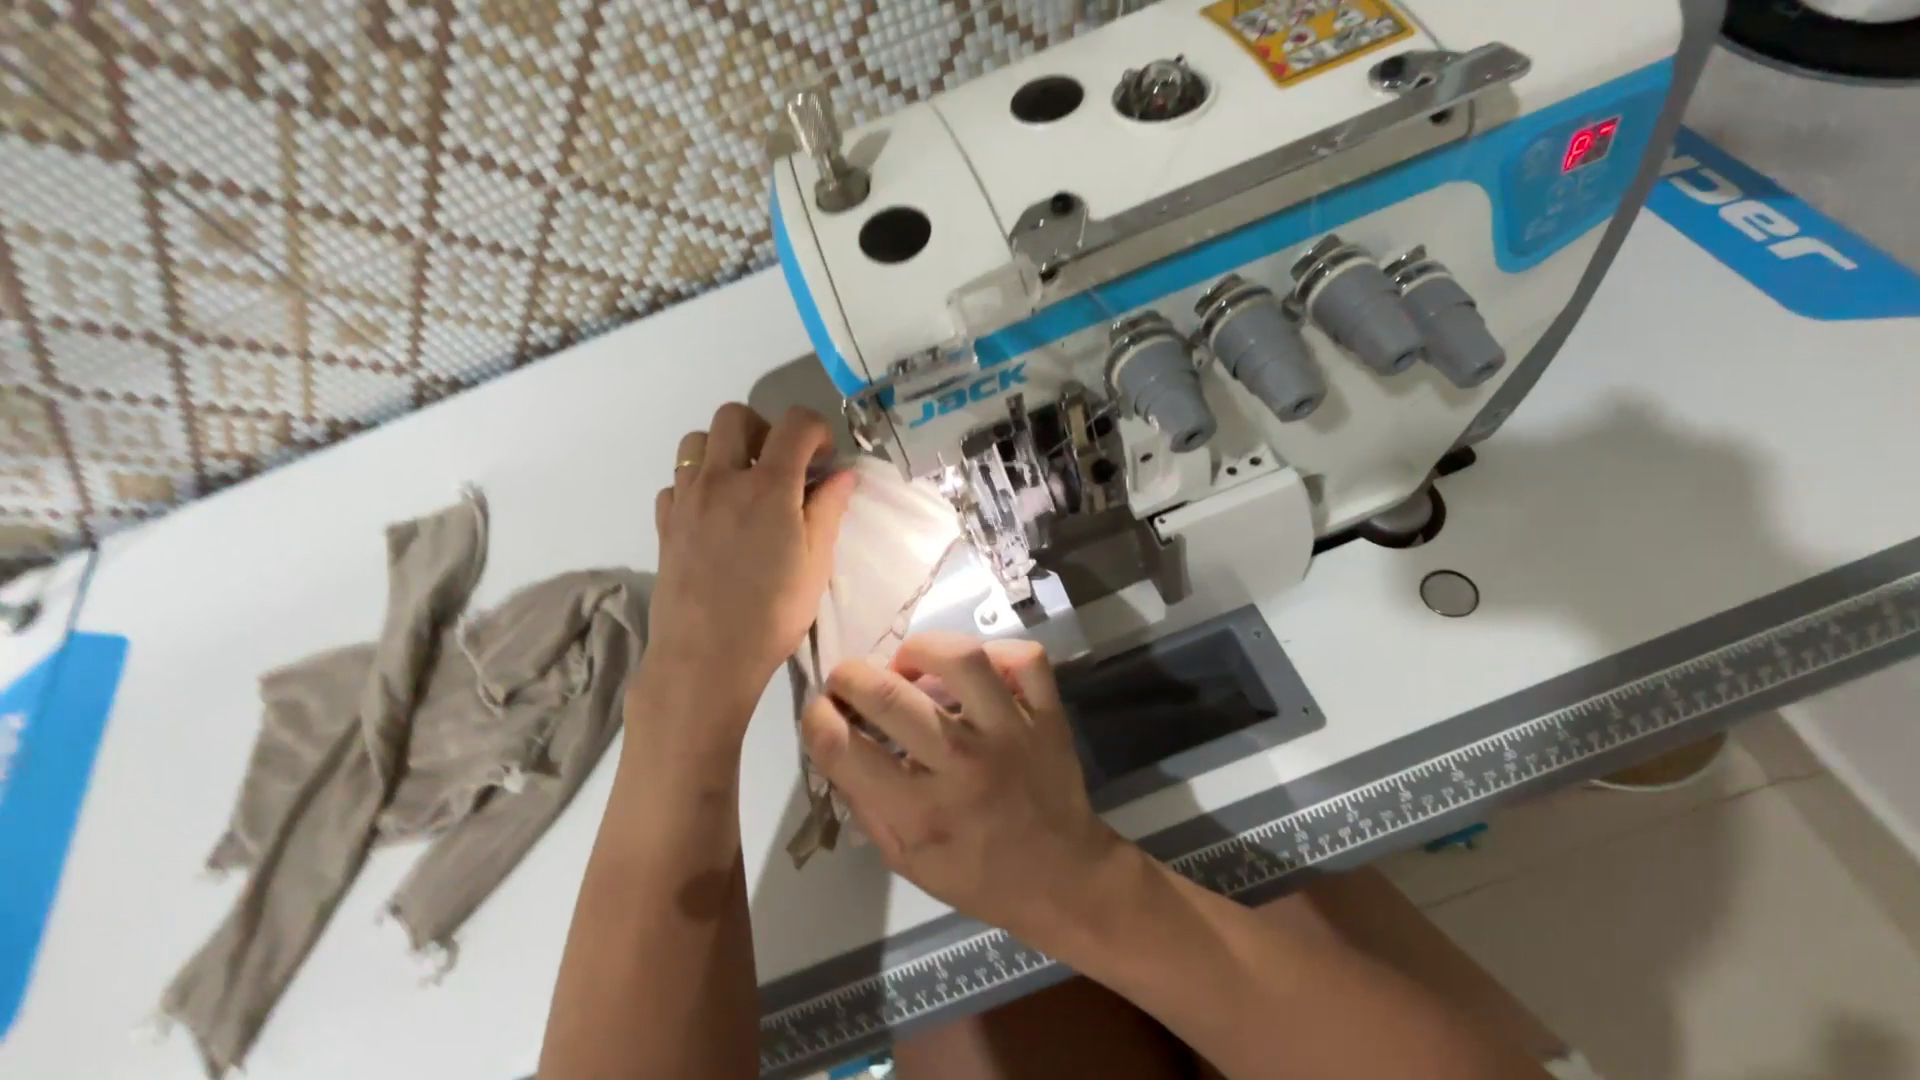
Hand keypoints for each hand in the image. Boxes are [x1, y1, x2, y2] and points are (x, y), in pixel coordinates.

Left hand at [642, 404, 856, 737]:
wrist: (705, 659)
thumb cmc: (772, 616)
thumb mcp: (816, 565)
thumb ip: (828, 511)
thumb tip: (842, 475)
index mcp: (768, 487)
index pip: (795, 424)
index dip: (817, 430)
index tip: (825, 460)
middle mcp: (721, 479)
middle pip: (735, 415)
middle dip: (765, 429)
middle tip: (781, 467)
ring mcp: (685, 499)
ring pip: (696, 441)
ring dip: (724, 449)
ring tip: (743, 485)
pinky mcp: (663, 523)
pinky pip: (675, 482)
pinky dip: (696, 484)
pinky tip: (713, 515)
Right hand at [799, 633, 1128, 939]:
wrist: (1061, 878)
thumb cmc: (976, 875)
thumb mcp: (905, 859)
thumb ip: (865, 804)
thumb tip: (833, 744)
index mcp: (920, 810)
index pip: (843, 747)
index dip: (816, 719)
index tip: (821, 713)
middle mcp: (962, 763)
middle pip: (887, 694)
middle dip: (849, 677)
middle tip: (848, 682)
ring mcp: (1011, 732)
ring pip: (960, 659)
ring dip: (919, 650)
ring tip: (907, 665)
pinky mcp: (1047, 715)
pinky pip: (1024, 659)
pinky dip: (997, 651)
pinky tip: (975, 669)